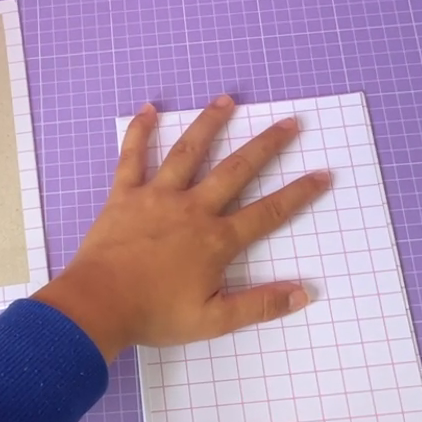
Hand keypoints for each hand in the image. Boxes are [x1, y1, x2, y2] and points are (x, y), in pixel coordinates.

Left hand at [33, 95, 330, 361]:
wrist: (99, 304)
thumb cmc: (154, 314)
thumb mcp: (213, 320)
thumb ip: (259, 305)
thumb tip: (303, 293)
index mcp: (216, 240)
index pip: (267, 212)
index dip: (298, 194)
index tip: (322, 175)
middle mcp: (192, 209)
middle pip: (236, 170)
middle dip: (266, 146)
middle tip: (289, 123)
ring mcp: (157, 197)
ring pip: (188, 152)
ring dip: (209, 124)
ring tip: (226, 101)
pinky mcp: (125, 195)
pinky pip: (132, 157)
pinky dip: (140, 132)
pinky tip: (148, 109)